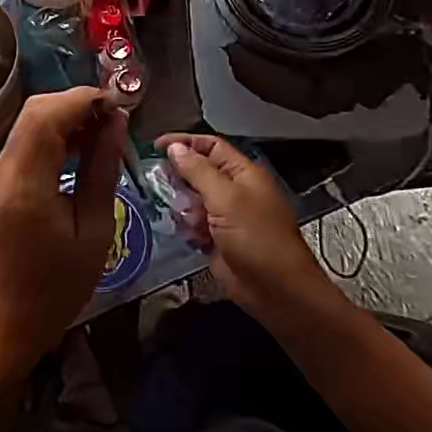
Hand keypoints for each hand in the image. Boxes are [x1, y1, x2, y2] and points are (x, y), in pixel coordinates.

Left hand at [0, 87, 126, 373]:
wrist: (17, 313)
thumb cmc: (62, 282)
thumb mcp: (95, 227)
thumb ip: (102, 167)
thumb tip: (117, 121)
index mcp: (24, 186)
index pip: (45, 118)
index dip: (82, 100)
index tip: (118, 102)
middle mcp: (1, 172)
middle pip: (34, 112)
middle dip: (76, 104)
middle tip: (115, 116)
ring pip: (29, 122)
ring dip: (67, 116)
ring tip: (106, 129)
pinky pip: (26, 140)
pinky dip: (55, 133)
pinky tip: (82, 144)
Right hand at [154, 134, 338, 324]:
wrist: (276, 289)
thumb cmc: (256, 237)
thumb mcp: (226, 198)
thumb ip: (198, 171)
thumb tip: (175, 147)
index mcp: (243, 173)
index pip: (210, 147)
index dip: (184, 143)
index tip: (156, 146)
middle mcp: (234, 191)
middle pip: (198, 172)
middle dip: (179, 177)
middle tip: (158, 183)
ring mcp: (225, 216)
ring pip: (192, 200)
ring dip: (182, 206)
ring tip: (184, 218)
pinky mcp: (217, 239)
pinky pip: (193, 224)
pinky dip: (187, 227)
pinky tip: (189, 235)